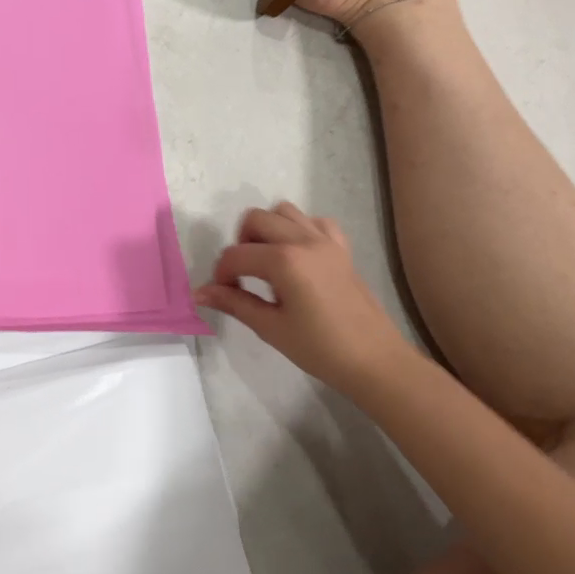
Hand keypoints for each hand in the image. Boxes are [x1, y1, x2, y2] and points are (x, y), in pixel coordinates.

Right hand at [195, 202, 411, 390]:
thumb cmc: (320, 348)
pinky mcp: (342, 249)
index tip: (223, 294)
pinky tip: (297, 256)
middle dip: (241, 243)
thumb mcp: (271, 327)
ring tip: (267, 263)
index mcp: (284, 261)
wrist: (375, 361)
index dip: (221, 273)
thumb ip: (234, 303)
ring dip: (268, 230)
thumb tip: (199, 293)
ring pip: (285, 212)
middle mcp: (304, 240)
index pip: (236, 254)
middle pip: (256, 219)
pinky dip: (300, 230)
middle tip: (243, 276)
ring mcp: (326, 241)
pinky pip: (315, 222)